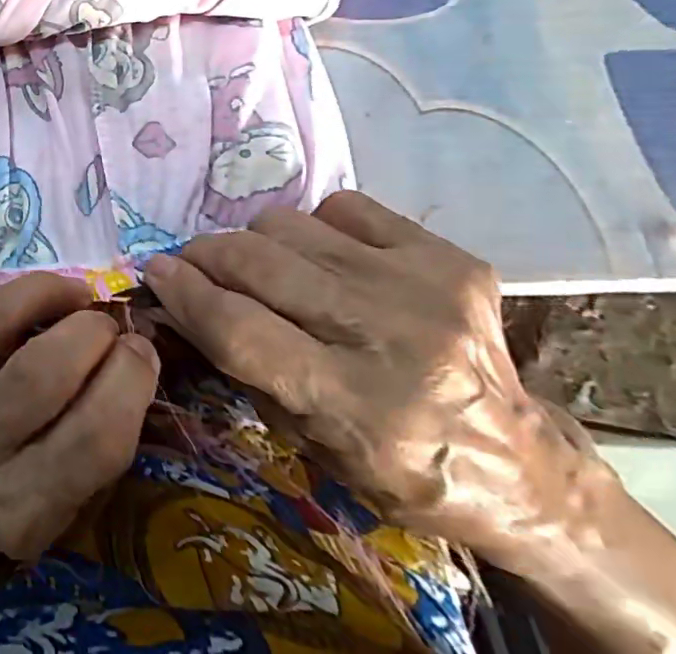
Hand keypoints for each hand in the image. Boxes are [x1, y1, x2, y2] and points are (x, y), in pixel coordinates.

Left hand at [0, 254, 160, 579]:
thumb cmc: (2, 501)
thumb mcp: (59, 508)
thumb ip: (97, 444)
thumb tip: (136, 351)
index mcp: (20, 503)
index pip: (93, 439)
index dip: (132, 382)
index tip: (143, 348)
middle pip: (40, 373)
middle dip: (91, 334)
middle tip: (108, 322)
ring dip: (42, 294)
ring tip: (73, 292)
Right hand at [141, 191, 607, 569]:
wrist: (521, 469)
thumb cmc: (394, 468)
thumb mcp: (301, 439)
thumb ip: (237, 361)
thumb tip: (175, 297)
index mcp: (356, 403)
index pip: (239, 327)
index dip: (183, 292)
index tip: (154, 273)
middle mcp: (393, 336)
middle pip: (256, 263)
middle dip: (205, 258)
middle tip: (191, 267)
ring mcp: (425, 288)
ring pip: (286, 225)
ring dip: (253, 244)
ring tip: (259, 270)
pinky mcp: (450, 259)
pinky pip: (341, 207)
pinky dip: (313, 228)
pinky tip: (322, 260)